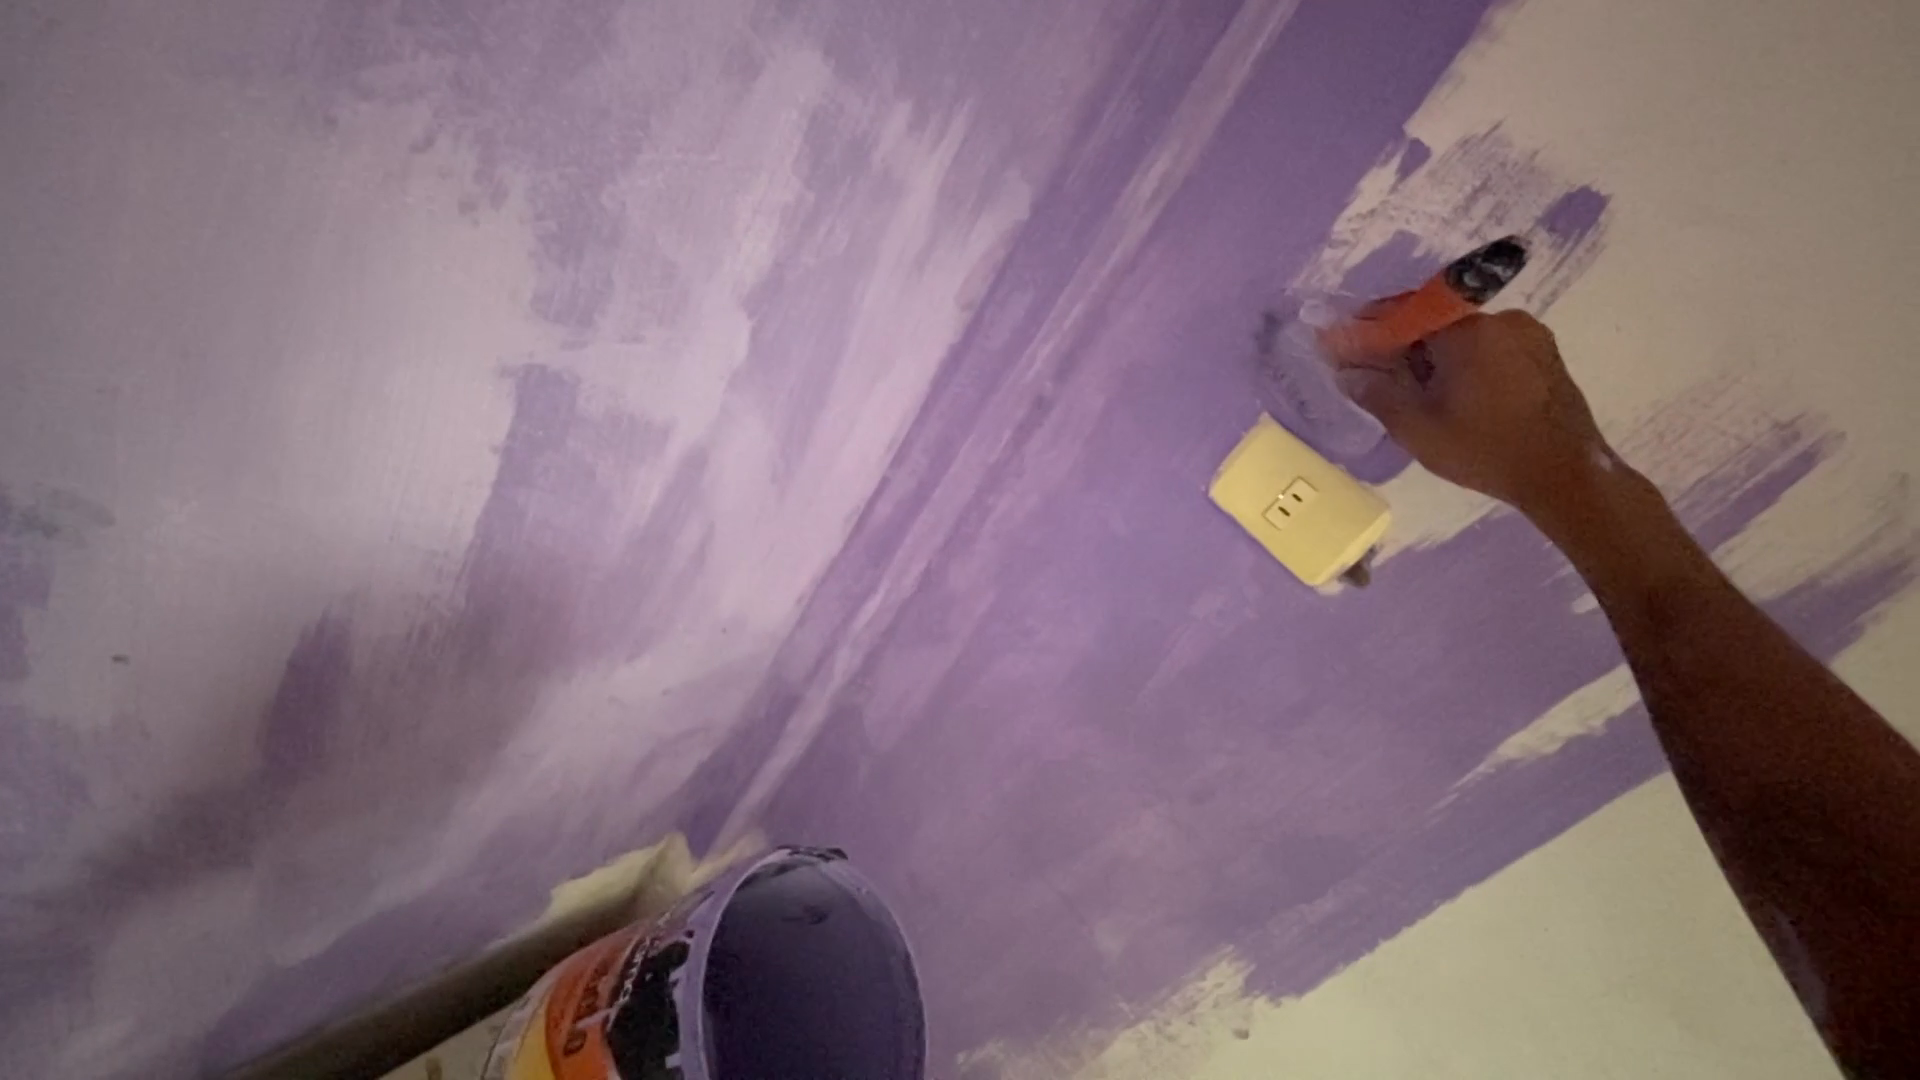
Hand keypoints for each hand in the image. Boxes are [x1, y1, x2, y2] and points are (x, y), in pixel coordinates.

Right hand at [1336, 311, 1614, 513]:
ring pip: (1459, 337)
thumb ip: (1376, 393)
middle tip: (1368, 369)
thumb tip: (1346, 371)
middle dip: (1396, 343)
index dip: (1364, 328)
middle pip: (1431, 323)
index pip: (1401, 314)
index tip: (1335, 340)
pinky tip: (1447, 391)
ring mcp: (1527, 335)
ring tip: (1408, 387)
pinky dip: (1459, 362)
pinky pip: (1486, 348)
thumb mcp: (1416, 428)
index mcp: (1465, 331)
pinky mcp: (1542, 355)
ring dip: (1429, 355)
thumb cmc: (1484, 449)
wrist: (1566, 474)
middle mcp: (1499, 320)